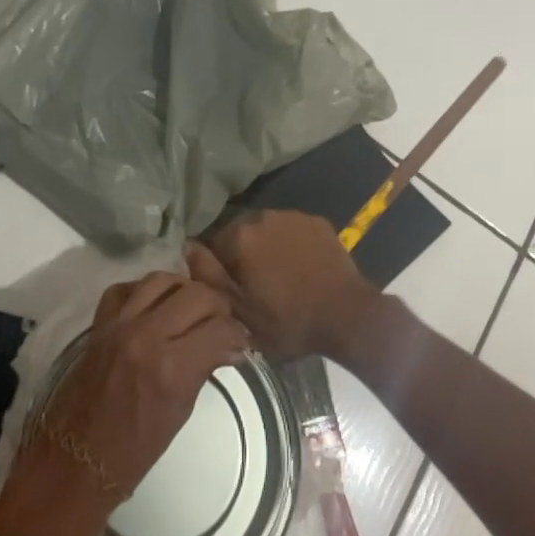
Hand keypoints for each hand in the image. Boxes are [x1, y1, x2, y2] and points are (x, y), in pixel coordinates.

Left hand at [35, 272, 248, 500]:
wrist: (77, 457)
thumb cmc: (136, 447)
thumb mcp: (181, 410)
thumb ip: (205, 368)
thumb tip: (232, 345)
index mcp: (172, 368)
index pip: (220, 328)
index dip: (237, 333)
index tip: (240, 340)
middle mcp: (146, 336)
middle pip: (197, 294)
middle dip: (217, 306)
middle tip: (219, 322)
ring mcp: (119, 325)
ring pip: (162, 280)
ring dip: (183, 290)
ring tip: (190, 307)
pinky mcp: (99, 323)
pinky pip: (126, 288)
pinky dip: (144, 292)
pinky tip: (154, 307)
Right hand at [187, 209, 380, 359]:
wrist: (346, 315)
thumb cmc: (287, 320)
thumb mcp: (239, 310)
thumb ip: (208, 275)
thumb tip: (187, 246)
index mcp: (239, 236)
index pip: (212, 244)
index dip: (218, 268)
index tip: (230, 289)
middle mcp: (262, 215)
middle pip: (240, 234)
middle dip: (243, 255)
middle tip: (255, 286)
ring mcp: (293, 216)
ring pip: (267, 230)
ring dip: (267, 247)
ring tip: (280, 277)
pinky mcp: (317, 222)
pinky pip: (293, 230)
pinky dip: (292, 244)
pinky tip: (301, 268)